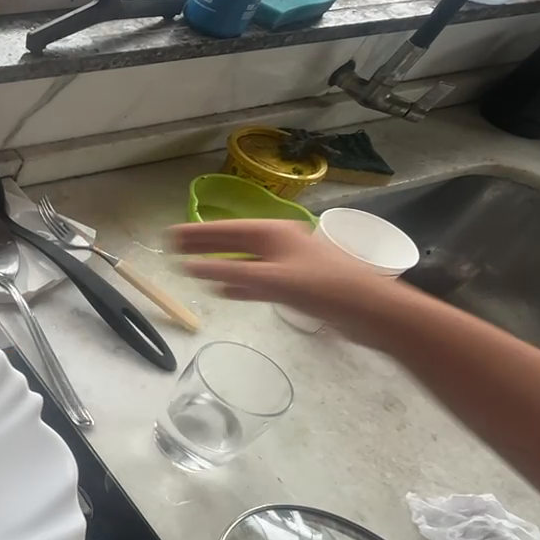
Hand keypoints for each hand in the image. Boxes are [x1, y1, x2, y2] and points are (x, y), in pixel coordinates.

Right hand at [167, 219, 411, 344]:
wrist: (371, 310)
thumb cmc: (322, 287)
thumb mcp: (270, 278)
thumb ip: (227, 274)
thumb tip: (187, 267)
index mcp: (272, 233)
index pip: (224, 230)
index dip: (195, 233)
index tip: (168, 235)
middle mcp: (278, 243)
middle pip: (232, 243)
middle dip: (203, 245)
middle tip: (172, 248)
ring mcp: (287, 263)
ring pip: (242, 261)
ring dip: (218, 265)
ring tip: (189, 268)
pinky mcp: (294, 284)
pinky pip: (256, 280)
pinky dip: (238, 284)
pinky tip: (223, 292)